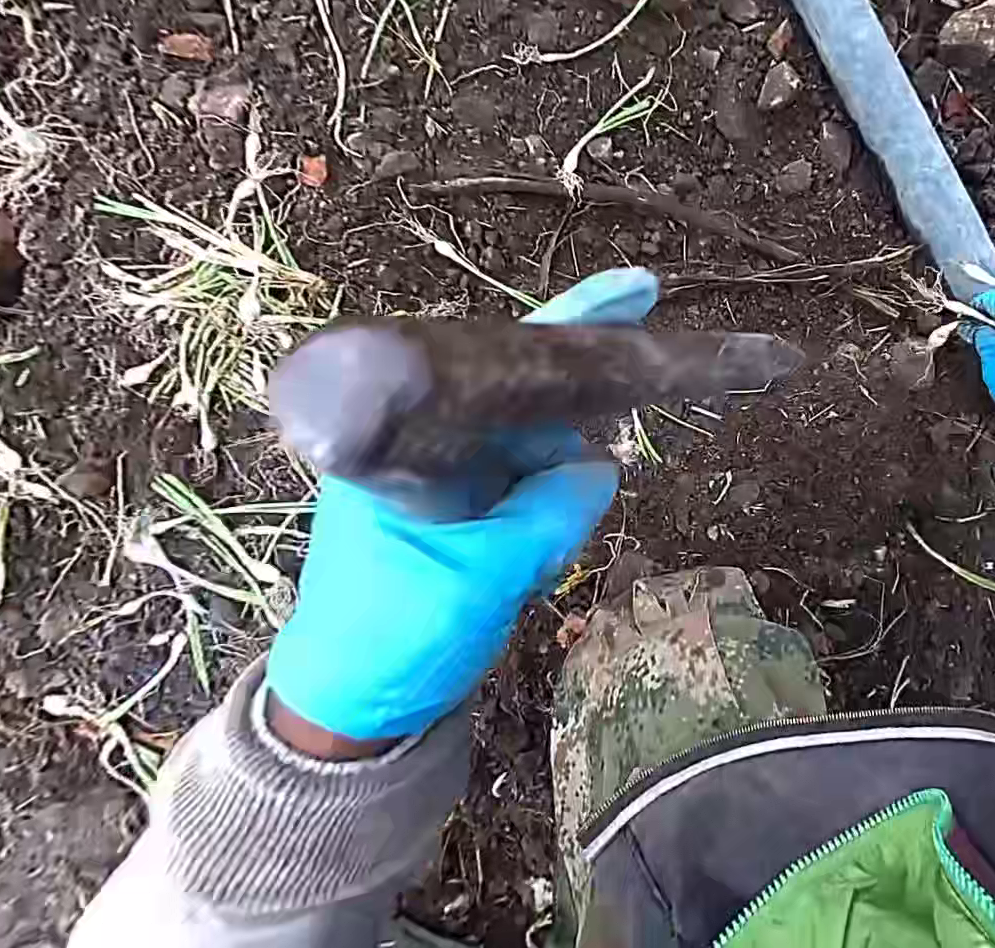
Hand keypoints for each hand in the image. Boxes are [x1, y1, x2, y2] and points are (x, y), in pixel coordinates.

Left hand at [265, 269, 657, 743]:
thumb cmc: (393, 634)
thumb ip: (548, 514)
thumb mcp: (478, 575)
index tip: (637, 290)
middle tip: (616, 422)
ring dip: (566, 477)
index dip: (573, 322)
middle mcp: (438, 437)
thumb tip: (598, 467)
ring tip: (537, 543)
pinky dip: (557, 504)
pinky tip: (550, 537)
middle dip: (580, 410)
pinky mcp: (481, 506)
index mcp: (413, 432)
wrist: (357, 705)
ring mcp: (462, 473)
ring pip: (546, 446)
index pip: (502, 358)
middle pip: (533, 395)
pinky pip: (540, 486)